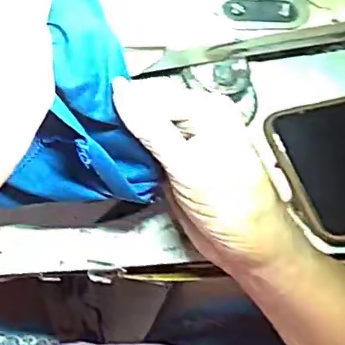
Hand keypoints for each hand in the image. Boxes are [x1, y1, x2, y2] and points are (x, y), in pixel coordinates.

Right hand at [112, 77, 312, 275]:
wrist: (252, 253)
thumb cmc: (234, 209)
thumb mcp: (187, 165)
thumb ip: (150, 126)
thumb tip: (119, 90)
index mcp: (206, 108)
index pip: (149, 92)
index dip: (120, 101)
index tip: (92, 111)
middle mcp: (195, 118)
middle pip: (143, 105)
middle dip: (119, 116)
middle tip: (93, 128)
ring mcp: (182, 139)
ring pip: (139, 125)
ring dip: (120, 134)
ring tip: (100, 142)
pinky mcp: (171, 160)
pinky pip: (141, 145)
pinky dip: (126, 150)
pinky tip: (113, 155)